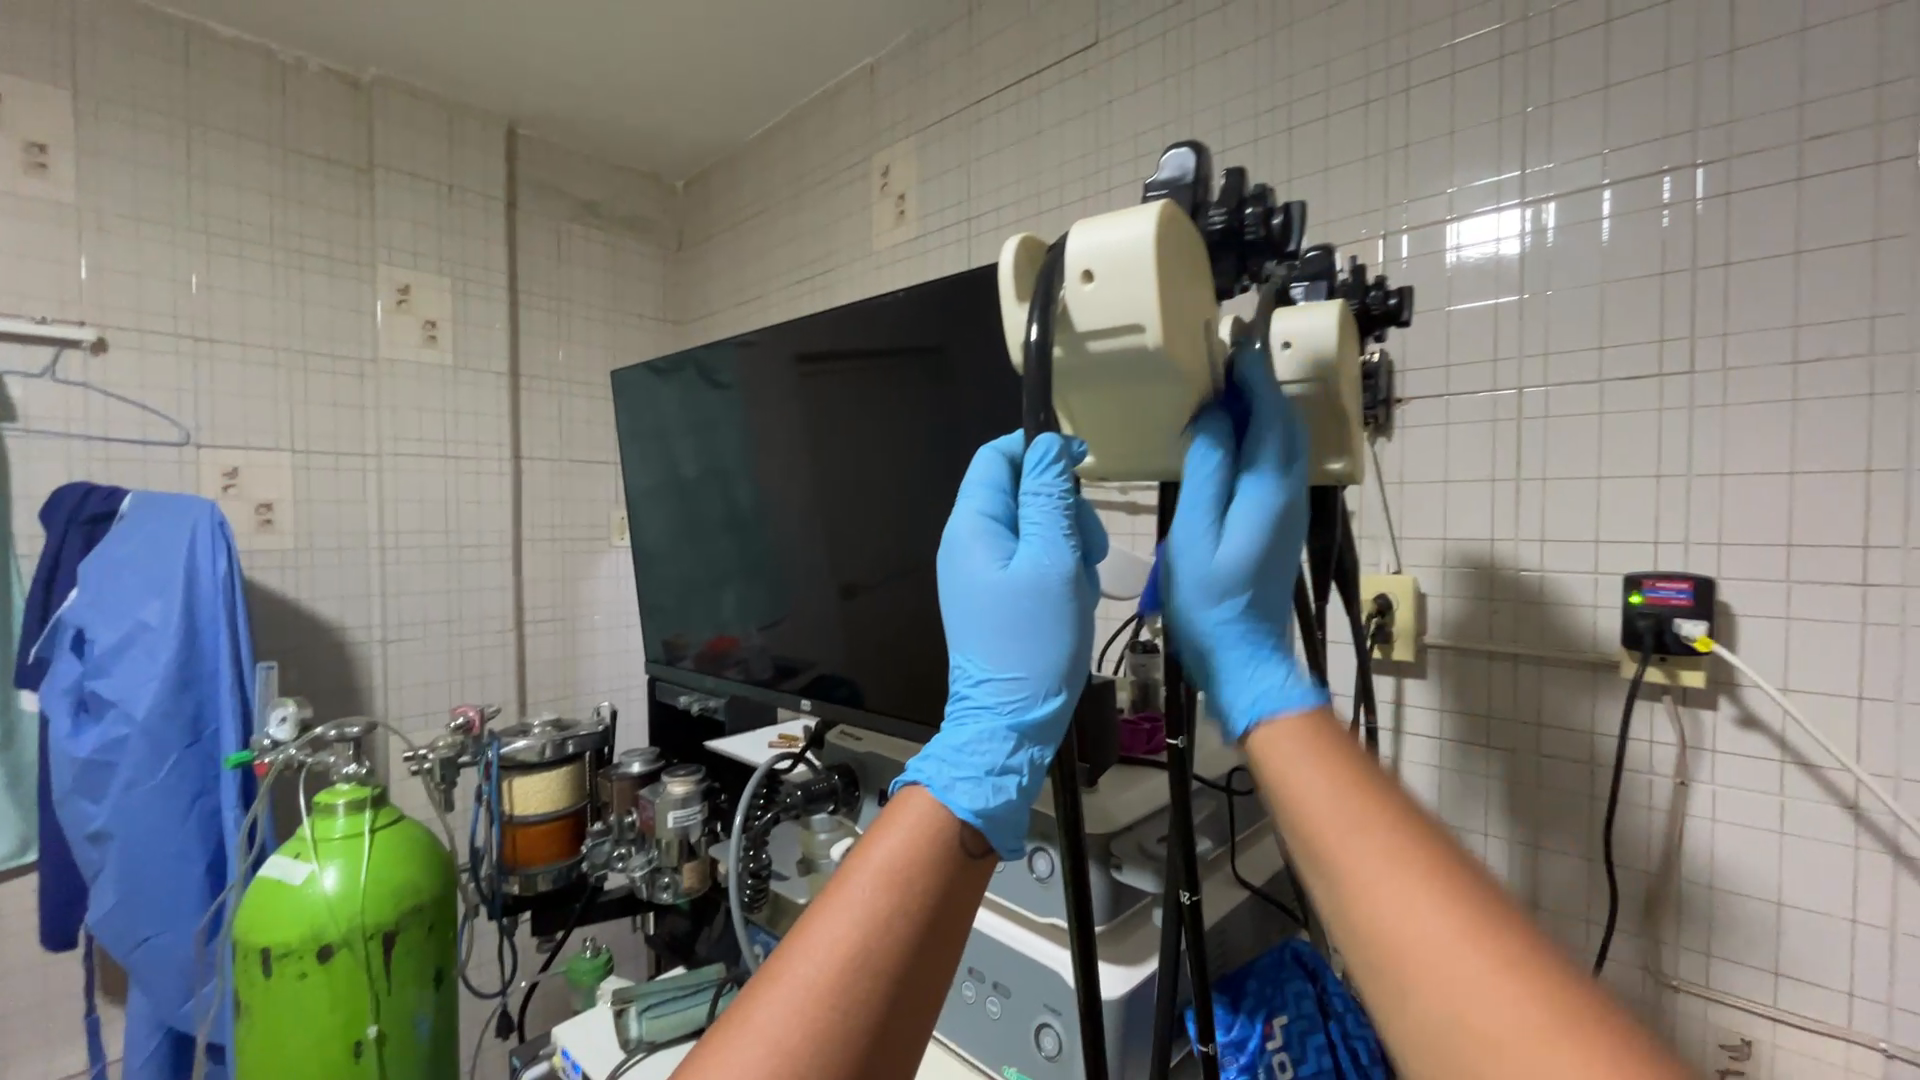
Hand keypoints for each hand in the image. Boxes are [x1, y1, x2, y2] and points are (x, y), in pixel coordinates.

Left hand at [892, 432, 1107, 858]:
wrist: (1011, 721)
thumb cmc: (1034, 640)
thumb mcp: (1053, 559)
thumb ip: (1049, 496)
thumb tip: (1047, 444)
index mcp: (973, 525)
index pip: (997, 457)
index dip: (1038, 449)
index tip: (1083, 462)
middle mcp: (967, 542)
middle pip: (1019, 491)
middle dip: (1062, 507)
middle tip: (1089, 547)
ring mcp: (979, 571)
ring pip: (1032, 527)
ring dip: (1066, 543)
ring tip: (1082, 582)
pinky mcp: (994, 596)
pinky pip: (1030, 561)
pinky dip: (1057, 570)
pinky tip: (1071, 600)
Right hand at [1165, 349, 1327, 740]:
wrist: (1241, 652)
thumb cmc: (1208, 598)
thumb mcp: (1195, 532)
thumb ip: (1209, 469)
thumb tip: (1215, 415)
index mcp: (1269, 488)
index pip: (1268, 414)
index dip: (1252, 374)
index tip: (1232, 338)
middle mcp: (1289, 490)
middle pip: (1282, 423)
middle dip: (1259, 384)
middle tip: (1225, 355)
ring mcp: (1288, 507)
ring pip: (1282, 442)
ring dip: (1259, 408)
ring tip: (1223, 386)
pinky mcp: (1278, 521)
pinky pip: (1273, 462)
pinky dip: (1256, 436)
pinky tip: (1230, 435)